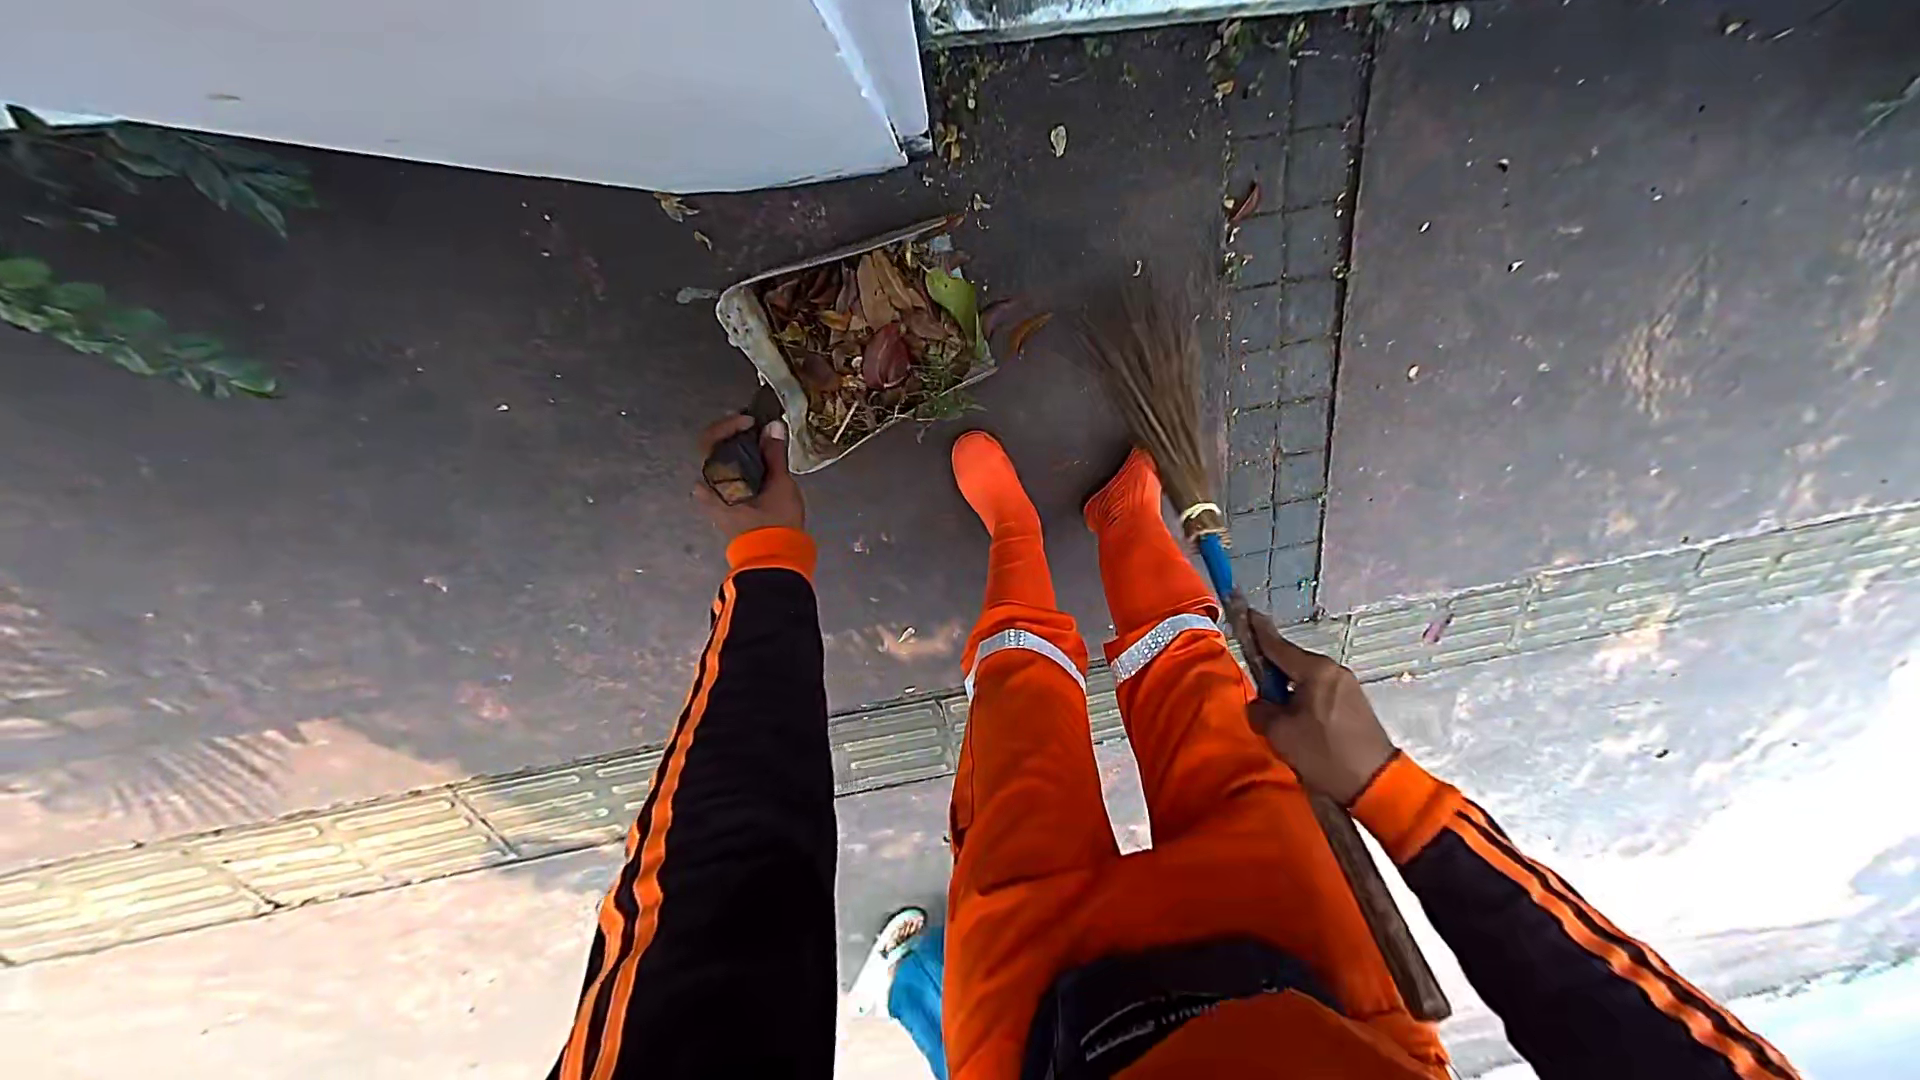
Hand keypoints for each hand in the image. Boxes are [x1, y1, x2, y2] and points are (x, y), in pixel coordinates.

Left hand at [695, 414, 805, 539]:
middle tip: (759, 429)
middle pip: (716, 451)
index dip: (729, 425)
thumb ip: (774, 454)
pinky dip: (743, 466)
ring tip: (764, 444)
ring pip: (723, 465)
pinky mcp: (727, 508)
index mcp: (713, 482)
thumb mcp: (780, 485)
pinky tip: (762, 465)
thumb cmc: (776, 522)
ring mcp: (715, 501)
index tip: (751, 422)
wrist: (776, 558)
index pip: (709, 440)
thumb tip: (773, 426)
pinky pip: (729, 478)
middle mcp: (707, 489)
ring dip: (741, 451)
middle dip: (737, 436)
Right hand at [1245, 610, 1396, 805]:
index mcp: (1314, 671)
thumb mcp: (1279, 732)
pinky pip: (1319, 692)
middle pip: (1290, 663)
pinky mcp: (1355, 703)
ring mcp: (1347, 686)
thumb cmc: (1324, 753)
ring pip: (1304, 680)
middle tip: (1259, 694)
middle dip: (1272, 673)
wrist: (1377, 785)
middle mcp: (1333, 670)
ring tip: (1281, 719)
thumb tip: (1263, 704)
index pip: (1277, 644)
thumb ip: (1260, 708)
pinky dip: (1304, 701)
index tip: (1246, 612)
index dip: (1258, 629)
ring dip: (1289, 692)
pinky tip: (1300, 724)